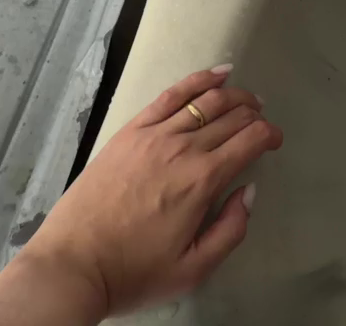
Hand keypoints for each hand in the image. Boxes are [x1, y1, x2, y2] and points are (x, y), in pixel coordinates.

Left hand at [0, 66, 283, 325]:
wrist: (70, 266)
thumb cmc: (132, 272)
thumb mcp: (191, 270)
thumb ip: (231, 230)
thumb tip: (249, 191)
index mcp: (203, 180)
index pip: (251, 140)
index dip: (270, 135)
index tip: (274, 141)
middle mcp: (185, 148)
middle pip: (233, 116)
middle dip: (255, 115)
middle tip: (261, 122)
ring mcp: (156, 133)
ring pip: (208, 100)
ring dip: (235, 95)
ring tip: (247, 99)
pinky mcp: (132, 129)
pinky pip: (172, 95)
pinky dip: (200, 79)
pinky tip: (218, 74)